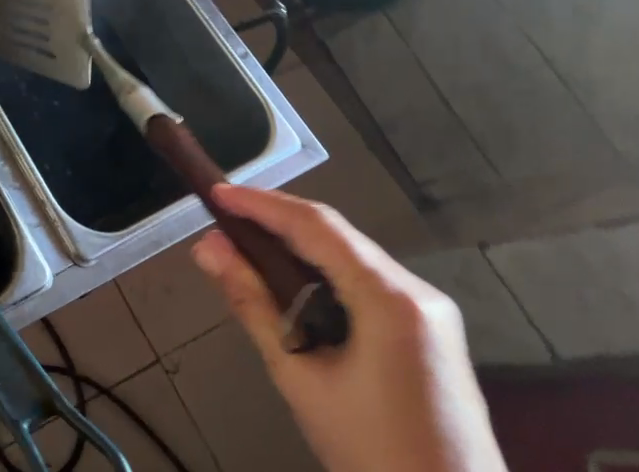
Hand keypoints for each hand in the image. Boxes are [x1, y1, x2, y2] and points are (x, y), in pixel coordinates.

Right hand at [191, 185, 506, 471]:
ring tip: (242, 247)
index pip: (317, 227)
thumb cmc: (372, 449)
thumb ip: (253, 304)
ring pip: (350, 257)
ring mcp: (429, 313)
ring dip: (295, 246)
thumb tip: (209, 248)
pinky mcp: (428, 333)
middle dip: (275, 221)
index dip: (262, 204)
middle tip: (220, 220)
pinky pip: (365, 282)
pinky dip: (321, 272)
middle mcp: (418, 293)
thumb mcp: (300, 375)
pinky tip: (288, 281)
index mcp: (391, 299)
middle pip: (337, 236)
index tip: (215, 193)